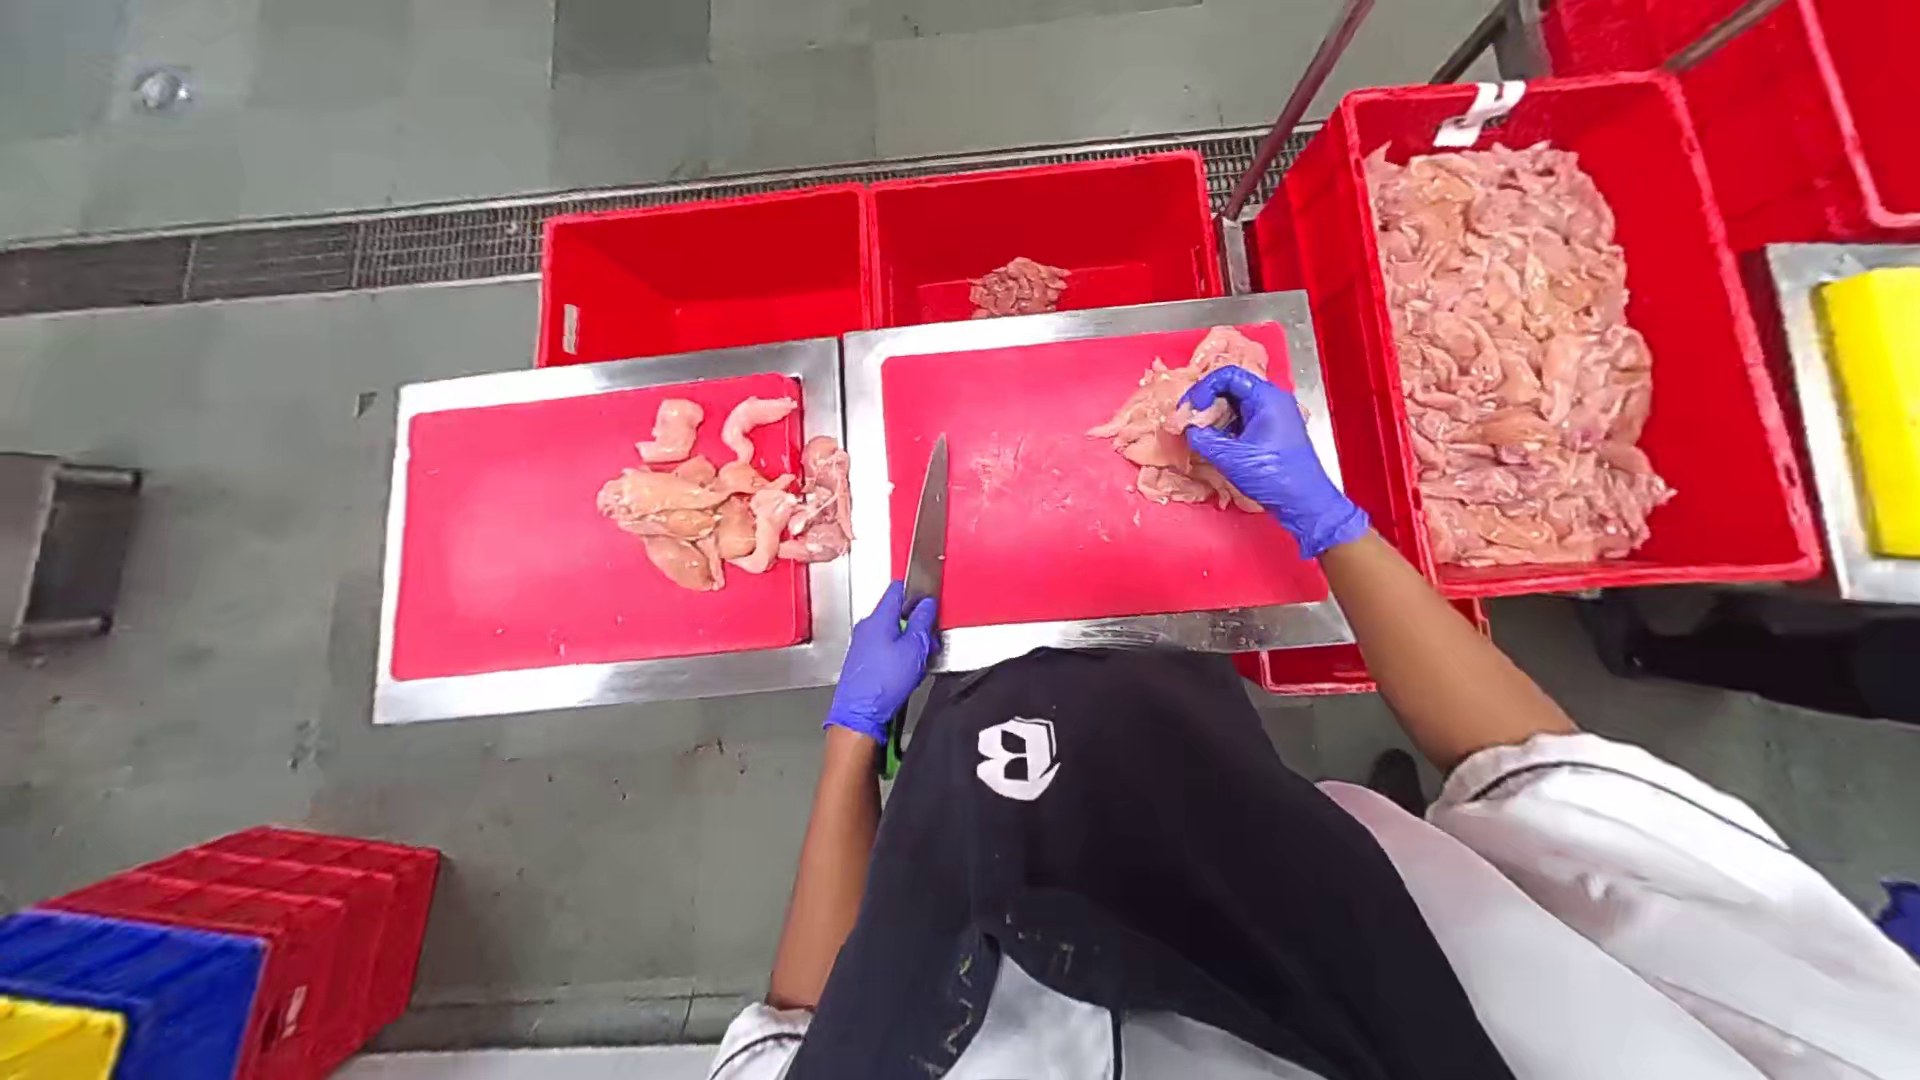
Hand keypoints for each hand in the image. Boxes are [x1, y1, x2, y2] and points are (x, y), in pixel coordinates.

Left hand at [825, 581, 938, 742]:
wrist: (859, 714)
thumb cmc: (884, 683)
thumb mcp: (914, 648)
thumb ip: (922, 621)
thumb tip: (927, 604)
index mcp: (879, 618)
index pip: (897, 589)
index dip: (916, 592)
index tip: (929, 601)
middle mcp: (867, 627)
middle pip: (896, 613)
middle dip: (916, 624)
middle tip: (929, 640)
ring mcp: (862, 643)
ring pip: (891, 632)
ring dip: (909, 641)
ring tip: (919, 661)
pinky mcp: (862, 660)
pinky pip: (884, 648)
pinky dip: (898, 654)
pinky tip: (906, 671)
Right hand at [1182, 365, 1369, 557]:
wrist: (1303, 502)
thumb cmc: (1274, 477)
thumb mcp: (1230, 457)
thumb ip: (1203, 439)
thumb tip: (1188, 428)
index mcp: (1266, 398)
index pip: (1228, 376)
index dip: (1203, 389)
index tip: (1190, 408)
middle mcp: (1270, 402)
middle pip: (1229, 389)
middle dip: (1205, 404)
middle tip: (1187, 421)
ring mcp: (1270, 417)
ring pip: (1232, 406)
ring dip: (1212, 418)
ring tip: (1197, 435)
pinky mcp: (1268, 433)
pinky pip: (1239, 421)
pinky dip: (1222, 429)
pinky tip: (1212, 444)